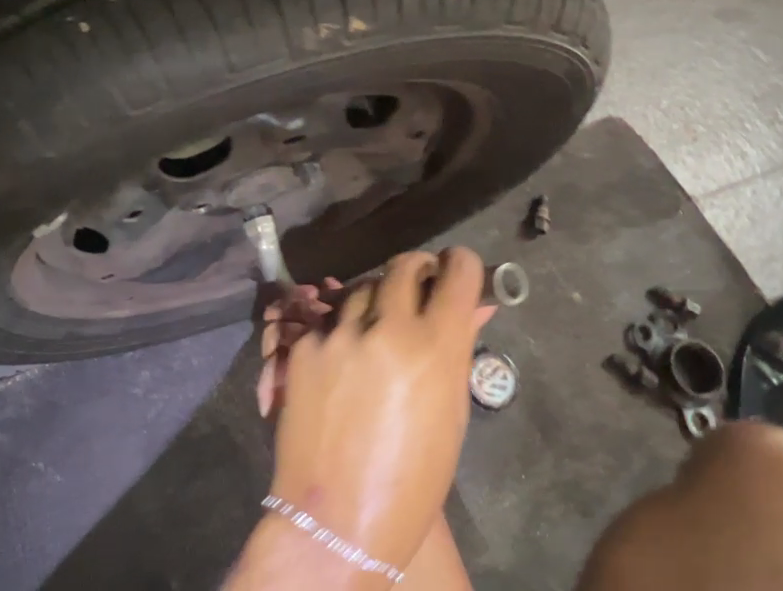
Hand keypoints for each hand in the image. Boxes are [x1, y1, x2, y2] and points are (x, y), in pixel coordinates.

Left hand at [264, 248, 494, 574]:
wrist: (340, 518)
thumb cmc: (413, 477)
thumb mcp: (450, 412)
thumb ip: (458, 346)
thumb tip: (477, 304)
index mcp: (436, 346)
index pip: (458, 272)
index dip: (461, 265)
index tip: (456, 270)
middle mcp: (389, 328)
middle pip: (403, 265)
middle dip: (416, 270)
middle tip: (417, 288)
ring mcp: (341, 335)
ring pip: (362, 288)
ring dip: (376, 298)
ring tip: (379, 327)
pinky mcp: (305, 347)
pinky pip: (330, 319)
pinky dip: (342, 328)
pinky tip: (346, 356)